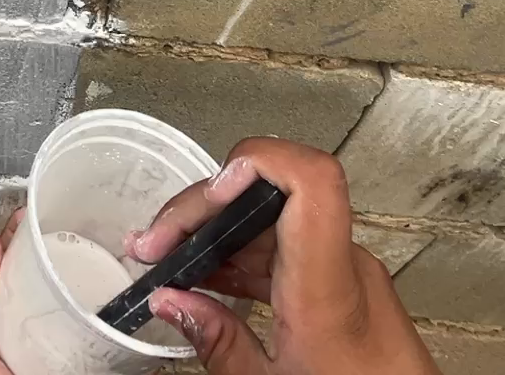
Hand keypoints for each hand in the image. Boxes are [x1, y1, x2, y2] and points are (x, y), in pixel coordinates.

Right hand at [125, 138, 439, 374]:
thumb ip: (218, 343)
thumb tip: (169, 299)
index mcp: (328, 288)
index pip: (312, 178)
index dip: (258, 162)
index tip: (213, 192)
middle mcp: (346, 266)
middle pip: (267, 196)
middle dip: (202, 209)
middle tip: (156, 243)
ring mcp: (349, 273)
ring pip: (271, 219)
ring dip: (216, 231)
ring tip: (171, 258)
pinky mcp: (347, 288)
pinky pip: (287, 247)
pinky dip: (242, 253)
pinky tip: (211, 278)